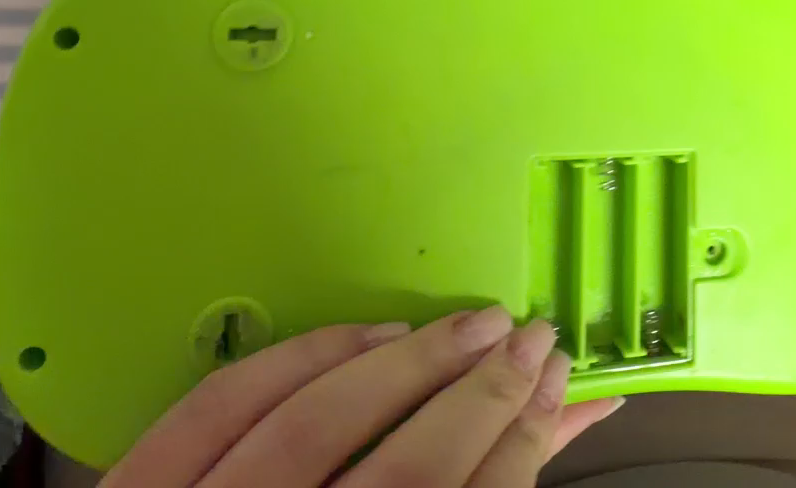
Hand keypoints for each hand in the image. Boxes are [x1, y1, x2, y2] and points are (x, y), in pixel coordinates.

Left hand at [102, 307, 623, 487]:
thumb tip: (571, 415)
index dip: (525, 442)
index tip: (562, 379)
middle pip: (408, 474)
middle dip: (487, 395)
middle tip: (534, 338)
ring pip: (317, 427)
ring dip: (413, 363)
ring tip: (476, 323)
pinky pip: (225, 403)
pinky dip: (307, 353)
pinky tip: (374, 330)